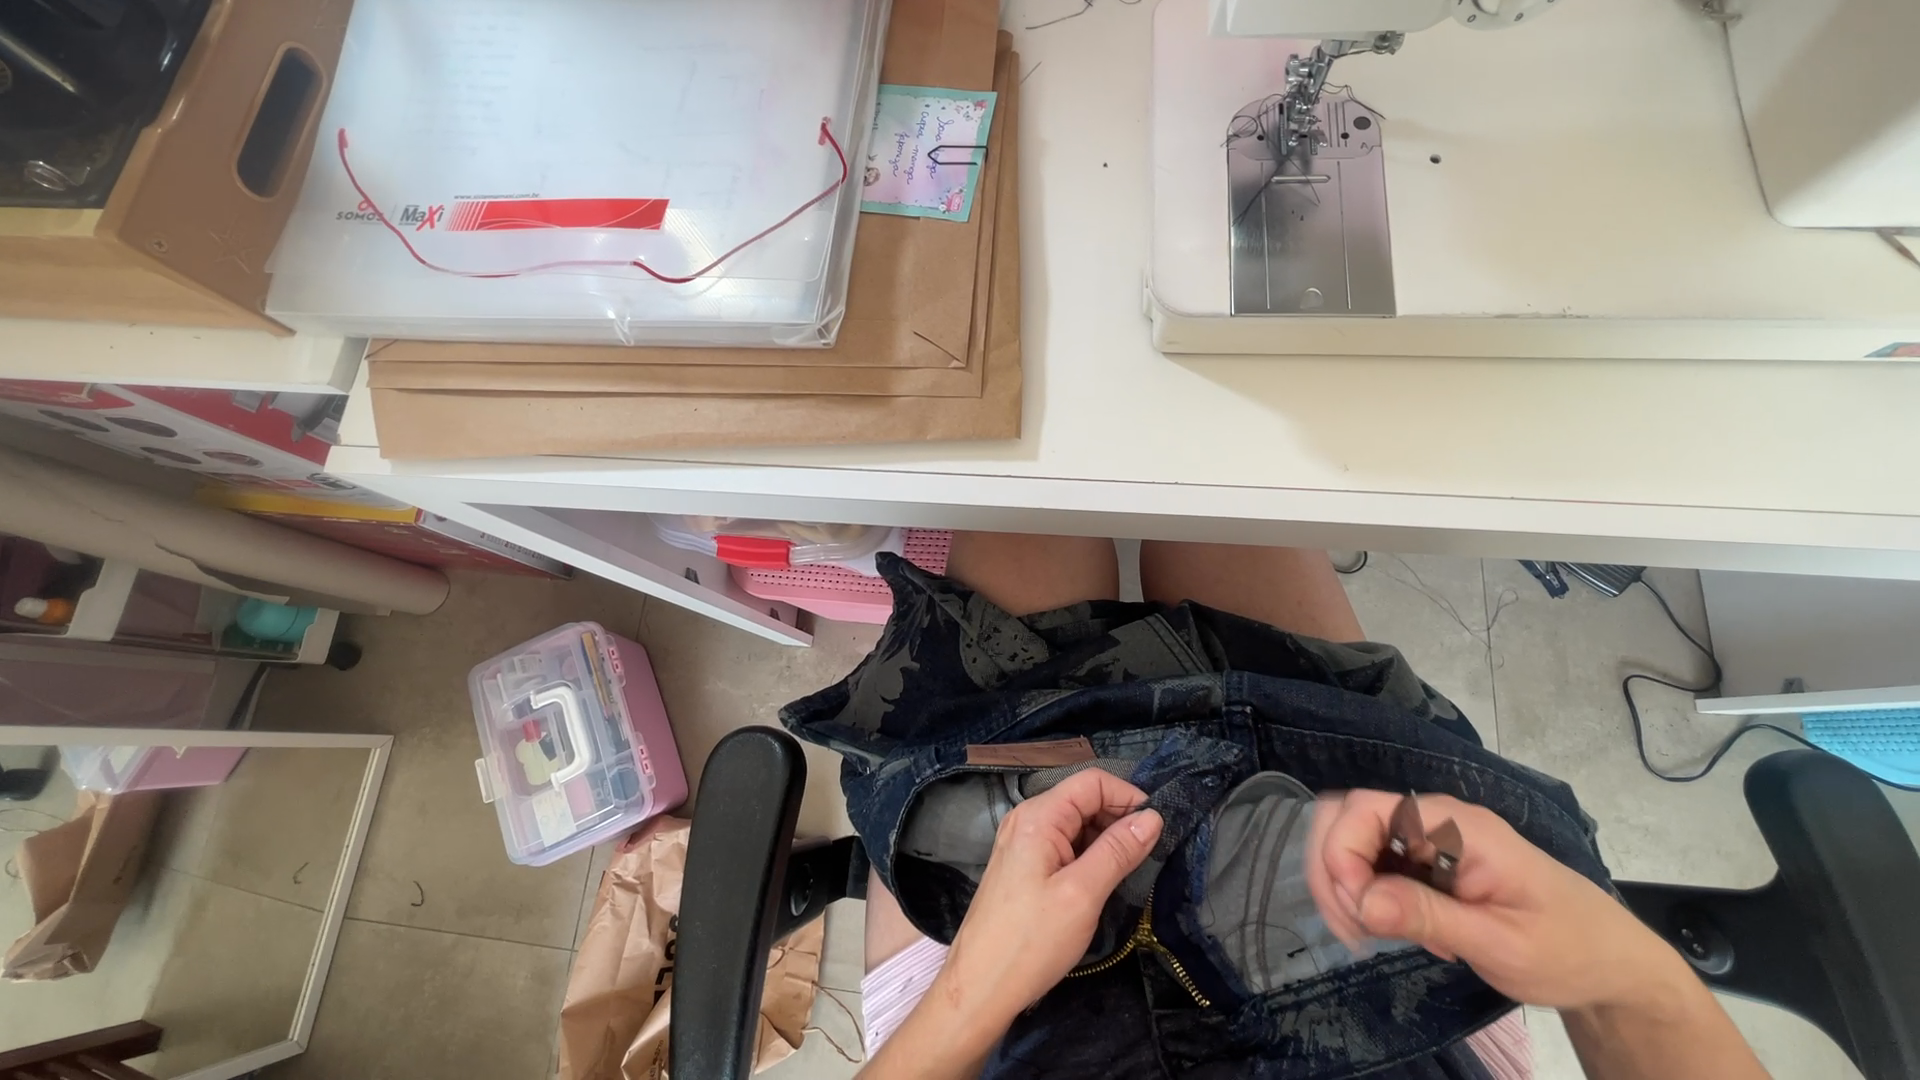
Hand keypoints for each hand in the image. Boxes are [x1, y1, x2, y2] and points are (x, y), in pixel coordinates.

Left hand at [931, 769, 1163, 1041]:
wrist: (980, 987)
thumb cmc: (1031, 940)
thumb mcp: (1082, 894)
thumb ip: (1117, 851)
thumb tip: (1153, 817)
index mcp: (1038, 816)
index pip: (1092, 782)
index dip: (1128, 796)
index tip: (1159, 827)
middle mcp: (1027, 819)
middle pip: (1083, 799)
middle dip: (1119, 818)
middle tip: (1149, 853)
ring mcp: (1023, 842)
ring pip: (1076, 823)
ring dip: (1106, 839)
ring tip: (1130, 870)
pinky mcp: (1024, 865)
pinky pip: (1064, 844)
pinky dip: (1088, 854)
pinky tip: (1103, 880)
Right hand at [1305, 790, 1689, 1011]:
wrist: (1613, 965)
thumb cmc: (1570, 951)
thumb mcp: (1503, 944)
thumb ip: (1429, 916)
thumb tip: (1361, 901)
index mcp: (1454, 825)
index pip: (1366, 809)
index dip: (1342, 852)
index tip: (1358, 911)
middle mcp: (1431, 818)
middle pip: (1345, 815)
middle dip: (1332, 869)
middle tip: (1355, 927)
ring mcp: (1423, 835)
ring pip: (1348, 837)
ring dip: (1340, 884)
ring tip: (1367, 935)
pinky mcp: (1419, 858)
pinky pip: (1367, 861)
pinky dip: (1360, 894)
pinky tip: (1386, 929)